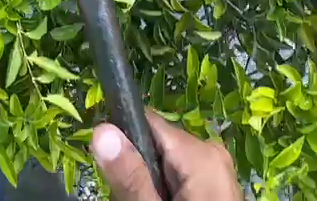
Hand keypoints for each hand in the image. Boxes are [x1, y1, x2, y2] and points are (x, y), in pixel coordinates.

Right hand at [90, 111, 238, 200]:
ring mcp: (216, 171)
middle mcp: (211, 152)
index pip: (145, 123)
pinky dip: (167, 194)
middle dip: (138, 173)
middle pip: (154, 144)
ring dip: (150, 187)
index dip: (124, 146)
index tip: (117, 178)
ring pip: (164, 164)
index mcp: (200, 153)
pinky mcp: (215, 187)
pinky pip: (180, 177)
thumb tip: (100, 130)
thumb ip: (130, 178)